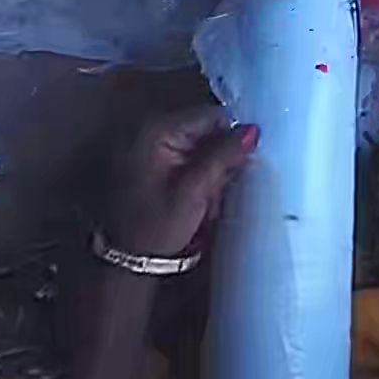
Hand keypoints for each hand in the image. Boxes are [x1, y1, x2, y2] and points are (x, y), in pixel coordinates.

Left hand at [102, 107, 257, 256]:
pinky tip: (199, 196)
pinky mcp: (152, 161)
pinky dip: (199, 172)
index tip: (239, 164)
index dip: (231, 136)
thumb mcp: (196, 190)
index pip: (212, 115)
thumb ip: (225, 155)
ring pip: (201, 143)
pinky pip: (188, 155)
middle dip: (221, 154)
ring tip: (209, 196)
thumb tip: (253, 129)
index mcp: (158, 130)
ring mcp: (149, 145)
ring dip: (212, 166)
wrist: (125, 263)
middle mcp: (151, 129)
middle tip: (220, 186)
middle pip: (206, 128)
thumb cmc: (158, 226)